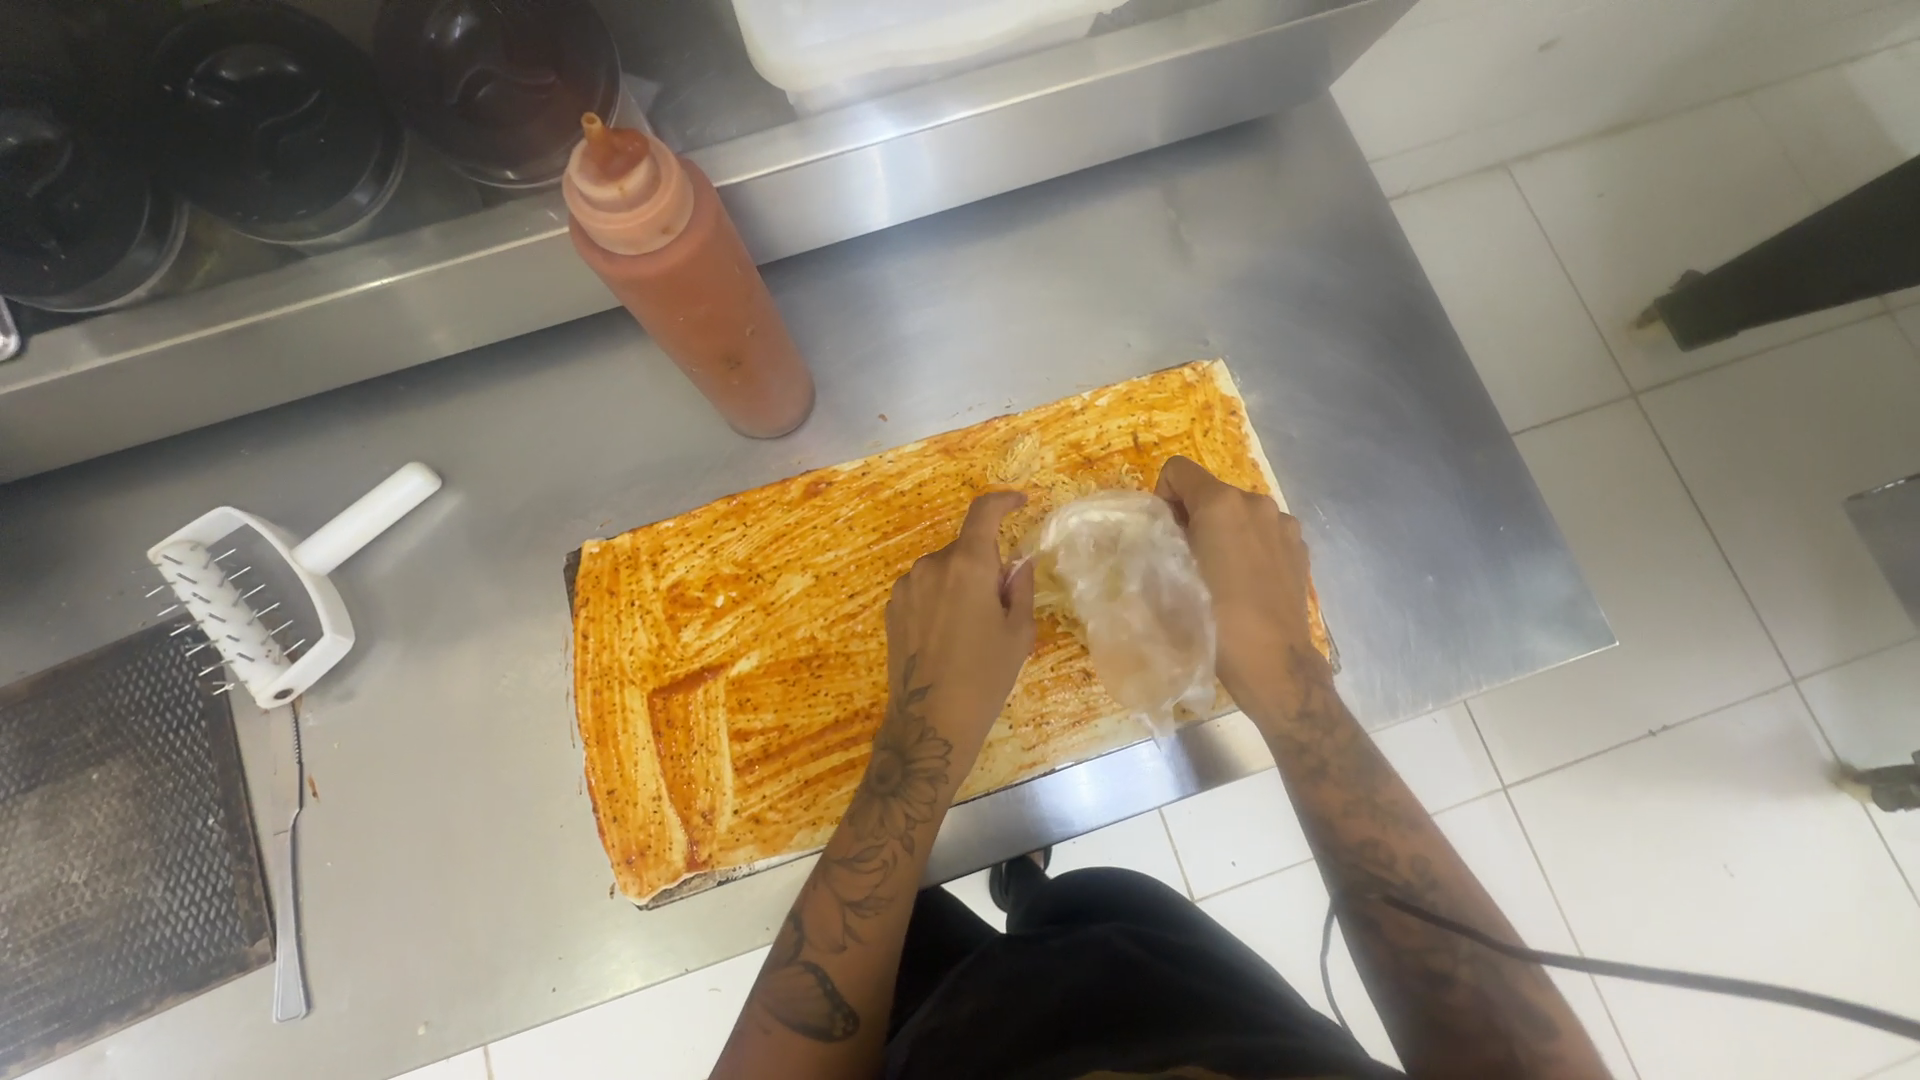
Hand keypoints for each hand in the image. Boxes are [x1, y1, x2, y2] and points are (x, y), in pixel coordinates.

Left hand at [884, 492, 1036, 760]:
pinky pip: (924, 588)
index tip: (1020, 504)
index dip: (1004, 501)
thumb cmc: (985, 676)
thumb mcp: (1018, 632)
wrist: (930, 720)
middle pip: (965, 548)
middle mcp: (932, 565)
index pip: (984, 512)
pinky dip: (939, 598)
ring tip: (970, 630)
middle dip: (985, 565)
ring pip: (944, 570)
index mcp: (967, 565)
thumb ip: (1020, 587)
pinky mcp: (892, 607)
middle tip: (999, 608)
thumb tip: (1017, 562)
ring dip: (960, 583)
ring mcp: (906, 586)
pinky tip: (945, 637)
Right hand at [1155, 456, 1327, 708]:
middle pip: (1210, 491)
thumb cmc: (1213, 619)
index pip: (1177, 470)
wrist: (1272, 663)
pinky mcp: (1299, 547)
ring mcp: (1283, 524)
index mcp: (1221, 503)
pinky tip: (1247, 582)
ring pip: (1238, 512)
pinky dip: (1248, 545)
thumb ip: (1162, 540)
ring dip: (1223, 531)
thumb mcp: (1169, 577)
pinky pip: (1262, 531)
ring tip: (1219, 574)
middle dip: (1193, 516)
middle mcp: (1256, 503)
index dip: (1163, 497)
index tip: (1166, 535)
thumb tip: (1164, 531)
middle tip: (1188, 560)